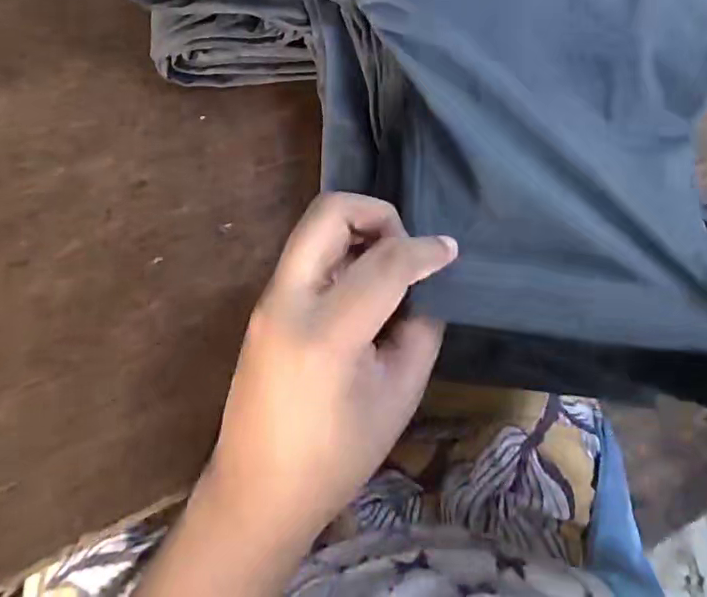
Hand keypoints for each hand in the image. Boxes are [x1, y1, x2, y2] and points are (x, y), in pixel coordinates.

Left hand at [203, 193, 456, 545]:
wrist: (256, 495)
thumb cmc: (337, 458)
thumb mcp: (399, 395)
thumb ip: (420, 327)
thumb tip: (423, 283)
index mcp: (326, 332)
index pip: (385, 262)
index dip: (425, 249)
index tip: (450, 250)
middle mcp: (288, 300)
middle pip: (330, 211)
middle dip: (378, 215)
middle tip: (406, 250)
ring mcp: (269, 298)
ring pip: (315, 225)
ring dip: (358, 230)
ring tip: (387, 271)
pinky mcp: (264, 304)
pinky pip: (307, 252)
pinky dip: (341, 251)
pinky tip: (363, 289)